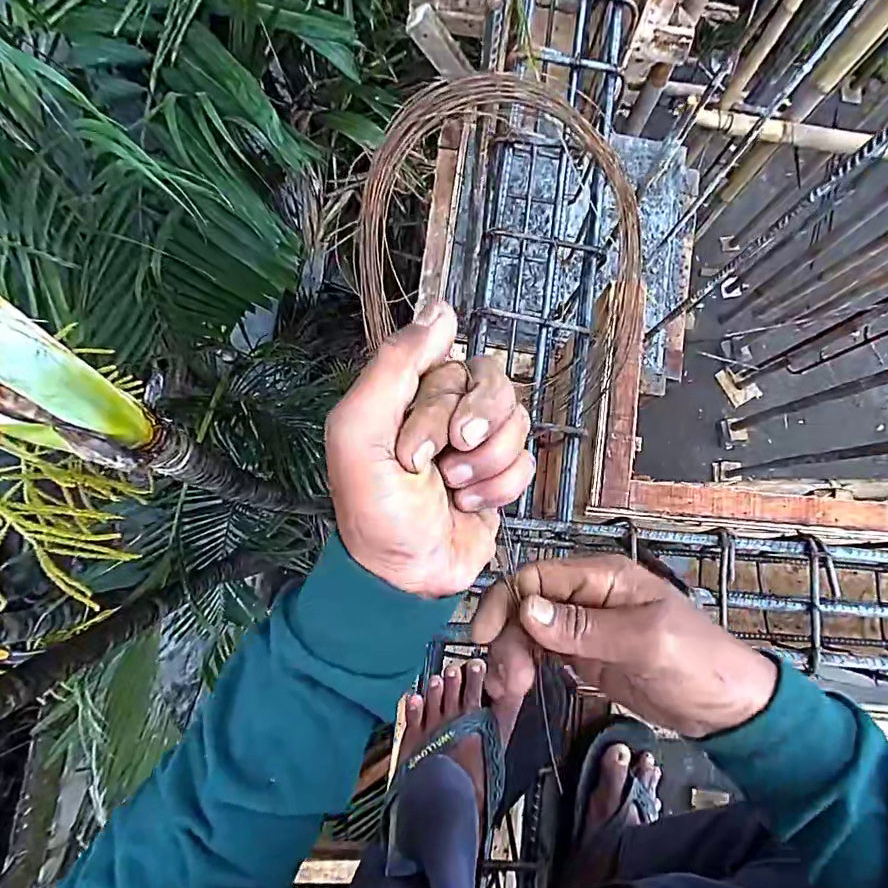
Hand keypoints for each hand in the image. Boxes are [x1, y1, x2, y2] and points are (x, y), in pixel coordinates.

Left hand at [325, 302, 534, 598]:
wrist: (405, 576)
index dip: (441, 408)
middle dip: (470, 437)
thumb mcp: (361, 433)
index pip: (453, 365)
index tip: (416, 450)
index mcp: (408, 392)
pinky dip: (499, 488)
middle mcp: (444, 408)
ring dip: (486, 465)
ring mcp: (475, 440)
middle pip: (493, 386)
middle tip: (442, 467)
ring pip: (516, 421)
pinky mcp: (498, 471)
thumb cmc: (374, 511)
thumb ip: (394, 366)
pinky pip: (526, 458)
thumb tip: (440, 310)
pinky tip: (467, 504)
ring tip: (452, 488)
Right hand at [470, 555, 778, 736]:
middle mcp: (586, 595)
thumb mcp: (645, 641)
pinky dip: (524, 666)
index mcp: (602, 577)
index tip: (484, 637)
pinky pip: (540, 652)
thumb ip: (585, 627)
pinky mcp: (582, 653)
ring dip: (511, 655)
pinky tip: (518, 687)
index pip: (537, 577)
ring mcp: (582, 625)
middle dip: (508, 638)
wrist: (729, 709)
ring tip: (510, 689)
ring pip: (527, 630)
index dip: (505, 601)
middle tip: (507, 681)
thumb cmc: (698, 662)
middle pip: (525, 605)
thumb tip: (526, 610)